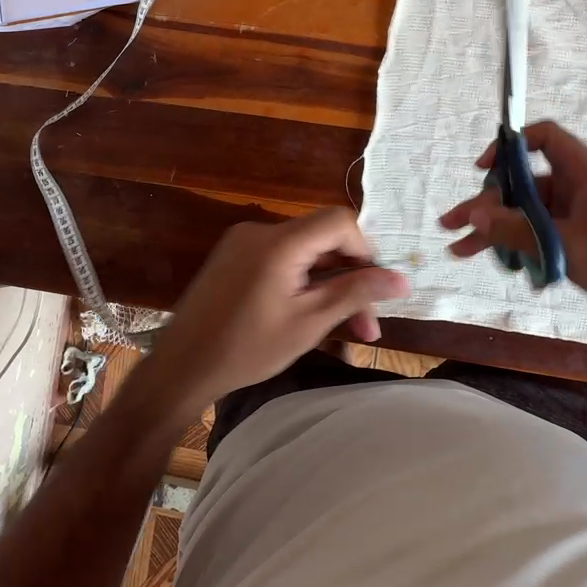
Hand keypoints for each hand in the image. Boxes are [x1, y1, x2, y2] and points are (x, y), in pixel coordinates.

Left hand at [144, 208, 409, 406]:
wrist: (183, 365)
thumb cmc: (247, 348)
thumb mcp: (309, 323)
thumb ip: (355, 293)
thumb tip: (403, 278)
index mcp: (278, 242)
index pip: (339, 221)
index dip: (366, 251)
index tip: (376, 290)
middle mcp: (259, 231)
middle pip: (322, 239)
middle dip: (350, 278)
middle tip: (368, 327)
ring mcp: (242, 243)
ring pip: (303, 253)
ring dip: (328, 286)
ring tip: (347, 331)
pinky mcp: (232, 258)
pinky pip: (280, 260)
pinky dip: (301, 283)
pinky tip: (311, 317)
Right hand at [439, 120, 586, 319]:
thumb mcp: (564, 245)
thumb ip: (516, 229)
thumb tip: (473, 215)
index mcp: (585, 173)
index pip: (544, 138)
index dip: (510, 147)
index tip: (483, 169)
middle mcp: (579, 186)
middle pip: (523, 184)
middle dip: (485, 204)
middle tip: (452, 224)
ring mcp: (579, 211)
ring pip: (526, 211)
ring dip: (494, 229)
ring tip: (460, 250)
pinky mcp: (579, 233)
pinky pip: (540, 230)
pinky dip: (519, 242)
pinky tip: (501, 263)